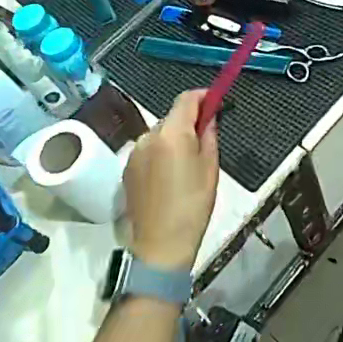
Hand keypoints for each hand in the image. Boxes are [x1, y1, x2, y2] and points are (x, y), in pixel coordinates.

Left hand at [121, 90, 220, 272]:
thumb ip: (209, 135)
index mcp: (171, 133)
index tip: (216, 102)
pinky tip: (171, 178)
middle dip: (189, 123)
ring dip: (174, 140)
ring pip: (159, 135)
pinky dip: (161, 155)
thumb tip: (209, 117)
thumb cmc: (193, 206)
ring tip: (188, 167)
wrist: (160, 245)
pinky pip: (148, 152)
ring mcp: (134, 154)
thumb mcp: (210, 168)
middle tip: (206, 142)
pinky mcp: (127, 170)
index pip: (186, 99)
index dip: (202, 96)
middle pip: (172, 118)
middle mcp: (147, 137)